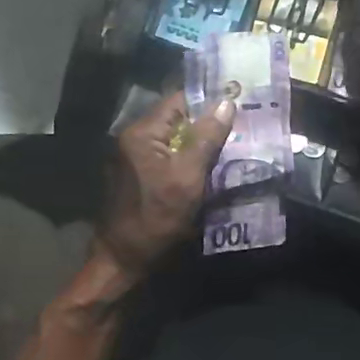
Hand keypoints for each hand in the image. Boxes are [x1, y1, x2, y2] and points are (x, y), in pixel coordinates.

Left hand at [95, 91, 234, 276]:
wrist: (122, 258)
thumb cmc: (156, 217)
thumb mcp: (187, 177)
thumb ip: (206, 138)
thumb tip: (226, 103)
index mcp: (141, 131)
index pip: (178, 100)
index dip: (207, 101)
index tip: (235, 105)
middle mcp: (132, 135)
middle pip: (175, 117)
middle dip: (205, 122)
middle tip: (237, 126)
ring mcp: (131, 153)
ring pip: (172, 135)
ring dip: (196, 140)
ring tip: (227, 144)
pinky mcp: (135, 170)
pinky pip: (165, 151)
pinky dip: (184, 155)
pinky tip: (205, 164)